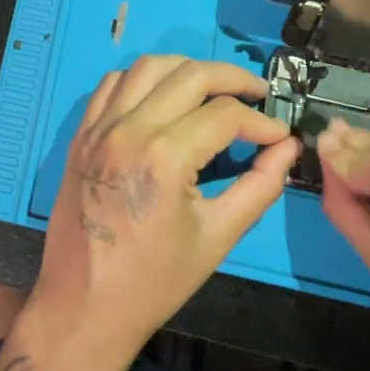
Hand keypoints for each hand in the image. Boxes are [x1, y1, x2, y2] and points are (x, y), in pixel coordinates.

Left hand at [0, 56, 299, 370]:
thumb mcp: (217, 237)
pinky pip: (113, 84)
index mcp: (165, 156)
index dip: (261, 122)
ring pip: (148, 66)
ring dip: (186, 69)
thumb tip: (287, 148)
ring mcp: (100, 127)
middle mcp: (130, 128)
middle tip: (256, 94)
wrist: (84, 304)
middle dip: (231, 77)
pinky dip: (142, 79)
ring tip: (213, 88)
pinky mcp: (82, 133)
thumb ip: (259, 187)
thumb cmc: (154, 280)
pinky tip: (163, 96)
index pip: (224, 114)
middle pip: (189, 74)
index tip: (279, 136)